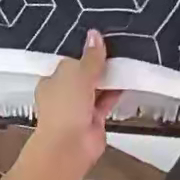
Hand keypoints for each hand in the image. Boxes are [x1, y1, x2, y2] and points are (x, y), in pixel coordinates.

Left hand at [33, 29, 120, 168]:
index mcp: (52, 81)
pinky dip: (115, 92)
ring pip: (96, 88)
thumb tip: (95, 34)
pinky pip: (106, 101)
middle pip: (83, 75)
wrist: (69, 145)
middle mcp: (64, 94)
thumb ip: (90, 57)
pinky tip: (127, 80)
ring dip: (108, 79)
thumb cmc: (65, 106)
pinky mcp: (94, 120)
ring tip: (126, 60)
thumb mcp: (78, 74)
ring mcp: (79, 108)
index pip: (69, 62)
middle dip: (98, 66)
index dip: (83, 53)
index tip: (100, 42)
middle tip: (118, 47)